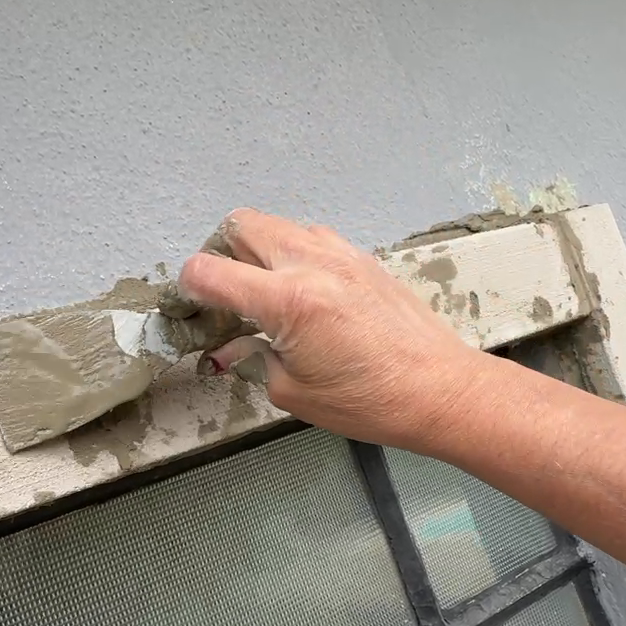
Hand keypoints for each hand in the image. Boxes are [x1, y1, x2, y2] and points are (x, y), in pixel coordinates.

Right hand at [178, 208, 494, 451]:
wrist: (438, 388)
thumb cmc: (366, 400)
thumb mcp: (289, 390)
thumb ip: (249, 357)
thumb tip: (225, 348)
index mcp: (288, 301)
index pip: (210, 271)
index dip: (187, 289)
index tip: (189, 308)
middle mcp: (312, 264)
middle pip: (239, 225)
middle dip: (217, 254)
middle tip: (220, 292)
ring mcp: (340, 253)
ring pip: (276, 226)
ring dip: (255, 251)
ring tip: (258, 293)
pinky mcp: (359, 256)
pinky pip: (308, 237)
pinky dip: (287, 255)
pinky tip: (296, 293)